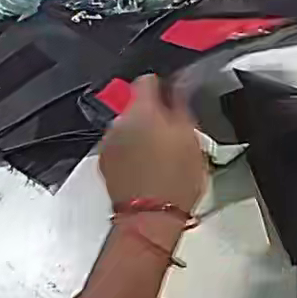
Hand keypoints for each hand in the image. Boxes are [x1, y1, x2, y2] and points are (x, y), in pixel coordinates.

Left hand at [99, 75, 206, 211]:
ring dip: (139, 135)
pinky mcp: (105, 163)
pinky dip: (129, 153)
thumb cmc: (174, 182)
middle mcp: (119, 122)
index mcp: (141, 110)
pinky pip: (118, 148)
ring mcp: (108, 143)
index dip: (161, 86)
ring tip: (161, 155)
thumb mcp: (191, 137)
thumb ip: (182, 104)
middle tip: (172, 134)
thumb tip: (179, 86)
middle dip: (151, 115)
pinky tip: (147, 167)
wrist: (152, 217)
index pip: (146, 80)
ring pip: (126, 128)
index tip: (170, 94)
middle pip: (135, 106)